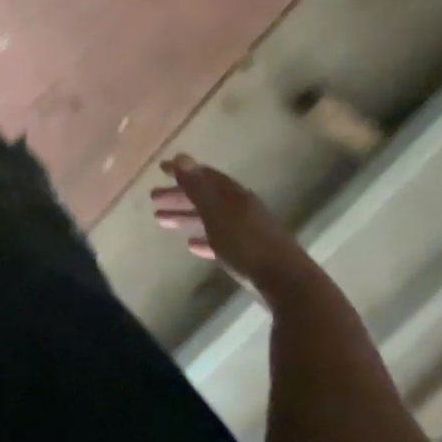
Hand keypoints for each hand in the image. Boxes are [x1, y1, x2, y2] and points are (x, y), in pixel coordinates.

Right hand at [151, 154, 314, 292]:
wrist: (288, 285)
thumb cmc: (246, 243)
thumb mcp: (216, 212)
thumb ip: (197, 186)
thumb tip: (180, 157)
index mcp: (235, 196)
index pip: (206, 176)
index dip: (183, 171)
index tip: (160, 169)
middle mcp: (243, 210)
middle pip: (207, 197)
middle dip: (179, 196)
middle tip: (153, 199)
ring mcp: (248, 233)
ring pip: (211, 219)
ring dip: (186, 216)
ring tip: (161, 221)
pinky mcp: (250, 255)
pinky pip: (221, 241)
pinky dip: (204, 240)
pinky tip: (192, 246)